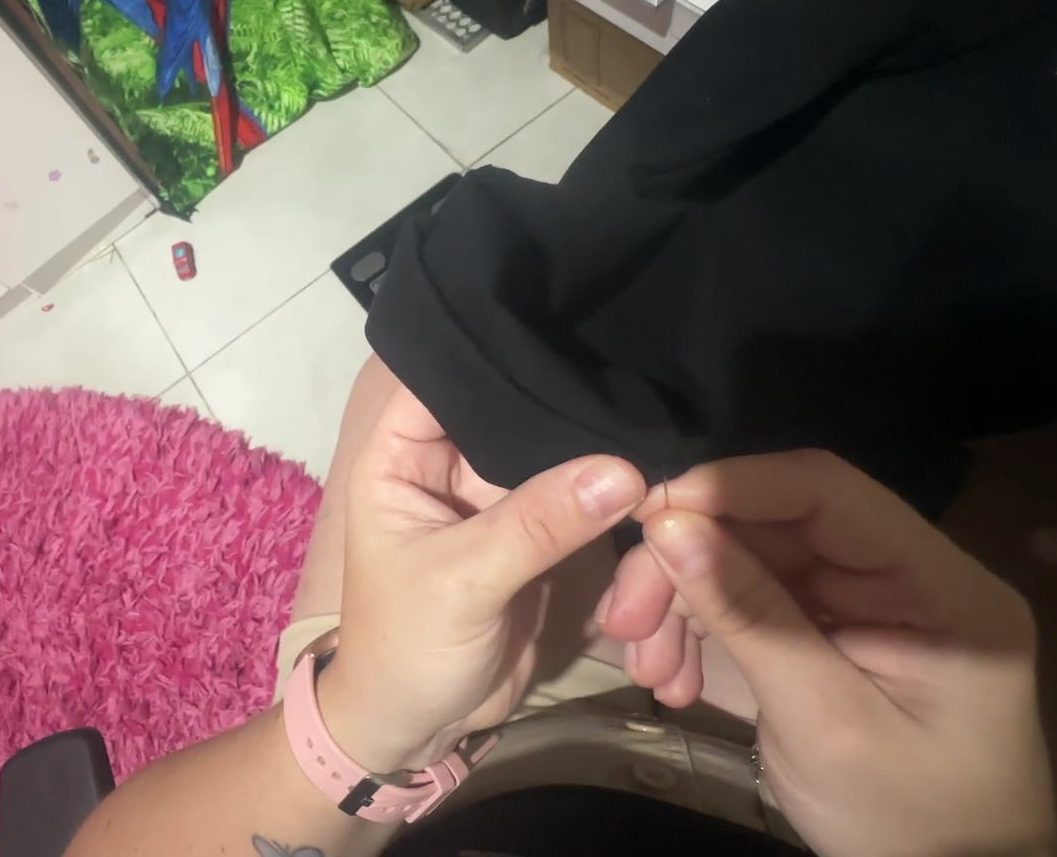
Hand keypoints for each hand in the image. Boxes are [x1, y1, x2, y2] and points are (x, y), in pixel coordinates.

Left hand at [316, 385, 646, 773]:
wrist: (420, 724)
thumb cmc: (407, 643)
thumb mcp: (462, 580)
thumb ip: (537, 524)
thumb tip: (625, 469)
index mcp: (400, 454)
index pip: (444, 379)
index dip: (496, 353)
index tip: (569, 332)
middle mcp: (445, 462)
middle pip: (505, 412)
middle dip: (559, 401)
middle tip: (635, 374)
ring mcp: (491, 496)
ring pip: (545, 453)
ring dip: (590, 447)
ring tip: (655, 413)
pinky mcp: (530, 532)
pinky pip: (572, 499)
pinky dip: (605, 493)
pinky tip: (653, 465)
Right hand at [599, 450, 1056, 856]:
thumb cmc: (906, 820)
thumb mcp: (823, 722)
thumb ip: (748, 615)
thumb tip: (664, 524)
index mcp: (937, 587)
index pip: (824, 491)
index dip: (732, 486)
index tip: (649, 515)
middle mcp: (891, 573)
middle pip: (760, 524)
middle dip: (680, 564)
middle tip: (623, 618)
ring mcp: (847, 595)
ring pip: (731, 554)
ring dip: (673, 602)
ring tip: (643, 666)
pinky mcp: (810, 617)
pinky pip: (729, 592)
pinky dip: (686, 627)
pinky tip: (667, 675)